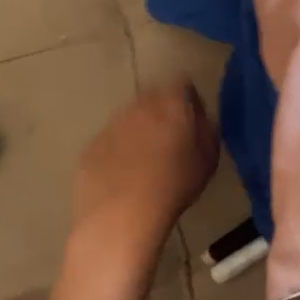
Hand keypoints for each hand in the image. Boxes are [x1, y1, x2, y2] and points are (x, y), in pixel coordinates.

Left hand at [71, 84, 218, 254]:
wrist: (121, 217)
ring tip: (147, 156)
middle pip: (153, 97)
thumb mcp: (209, 158)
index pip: (181, 82)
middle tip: (172, 136)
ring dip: (140, 128)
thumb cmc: (175, 185)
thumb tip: (200, 118)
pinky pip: (110, 140)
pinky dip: (119, 148)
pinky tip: (125, 173)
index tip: (194, 116)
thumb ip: (207, 129)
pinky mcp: (90, 148)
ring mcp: (110, 127)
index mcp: (171, 105)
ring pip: (129, 117)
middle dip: (163, 110)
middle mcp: (138, 107)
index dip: (189, 97)